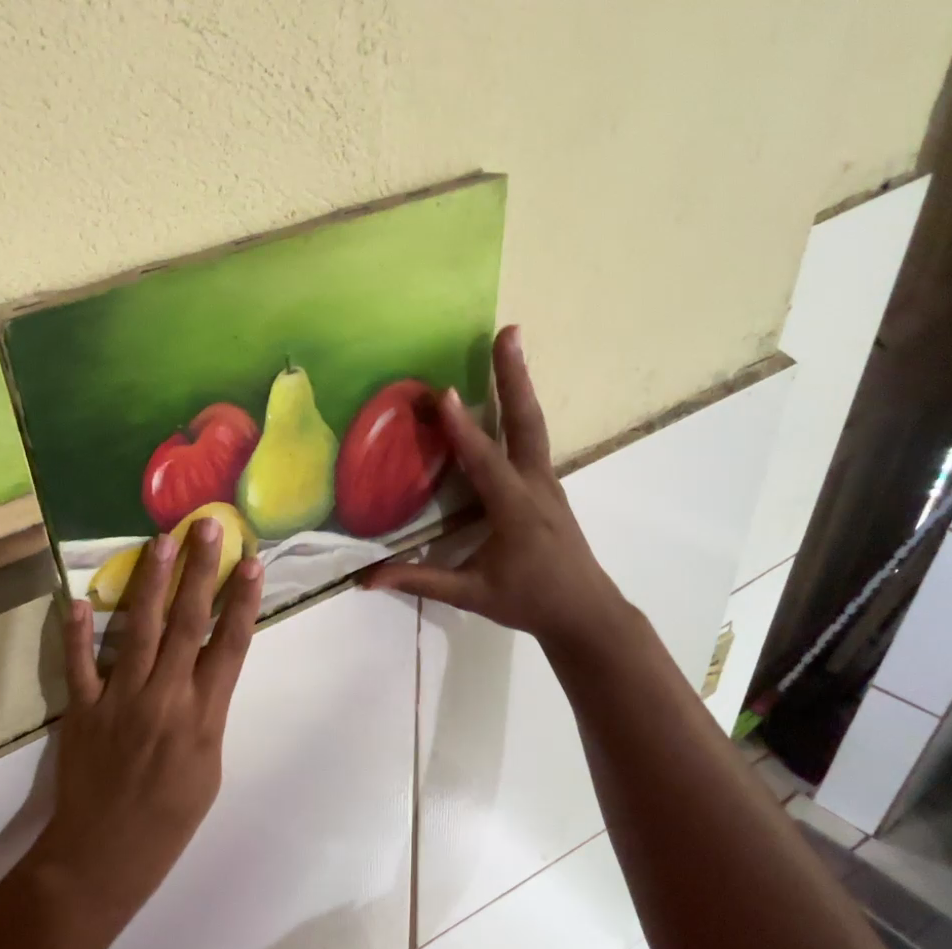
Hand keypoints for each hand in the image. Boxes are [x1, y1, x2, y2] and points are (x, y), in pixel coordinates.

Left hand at [31, 518, 263, 915]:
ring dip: (151, 582)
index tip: (252, 562)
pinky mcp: (82, 708)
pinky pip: (80, 662)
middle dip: (200, 571)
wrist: (107, 854)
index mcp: (204, 718)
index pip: (230, 646)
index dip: (243, 601)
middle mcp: (165, 698)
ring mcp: (120, 700)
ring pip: (139, 629)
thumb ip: (208, 714)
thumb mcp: (209, 770)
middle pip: (187, 623)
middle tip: (207, 526)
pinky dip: (79, 630)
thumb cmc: (169, 820)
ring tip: (161, 541)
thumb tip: (204, 671)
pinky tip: (81, 596)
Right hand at [360, 326, 630, 646]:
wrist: (587, 614)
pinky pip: (531, 440)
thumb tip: (364, 578)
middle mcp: (535, 485)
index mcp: (515, 509)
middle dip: (515, 375)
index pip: (484, 462)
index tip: (446, 392)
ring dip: (519, 383)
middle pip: (525, 421)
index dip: (462, 429)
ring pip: (532, 424)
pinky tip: (506, 398)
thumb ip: (419, 580)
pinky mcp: (547, 487)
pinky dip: (518, 410)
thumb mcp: (471, 594)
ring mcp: (546, 482)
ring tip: (509, 343)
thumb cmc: (529, 602)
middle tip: (509, 331)